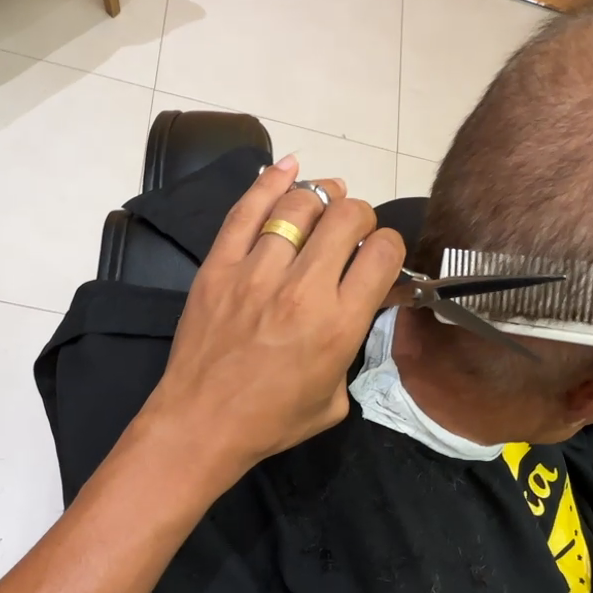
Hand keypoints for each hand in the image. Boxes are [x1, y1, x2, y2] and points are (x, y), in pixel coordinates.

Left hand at [139, 157, 405, 478]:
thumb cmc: (271, 422)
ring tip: (326, 200)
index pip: (383, 253)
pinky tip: (289, 167)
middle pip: (347, 218)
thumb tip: (352, 316)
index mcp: (339, 325)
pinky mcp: (219, 266)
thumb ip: (350, 352)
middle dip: (360, 216)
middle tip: (353, 230)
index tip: (379, 256)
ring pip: (299, 206)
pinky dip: (270, 181)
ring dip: (322, 196)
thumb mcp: (334, 401)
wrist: (202, 424)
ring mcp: (257, 272)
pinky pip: (246, 210)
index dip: (390, 246)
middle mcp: (303, 289)